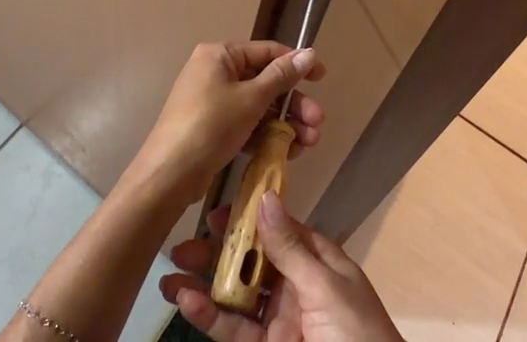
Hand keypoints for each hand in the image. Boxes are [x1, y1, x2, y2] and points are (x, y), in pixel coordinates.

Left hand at [128, 42, 326, 196]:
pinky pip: (247, 125)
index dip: (297, 63)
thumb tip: (310, 53)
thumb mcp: (251, 98)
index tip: (322, 78)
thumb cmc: (211, 125)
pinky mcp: (213, 128)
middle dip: (294, 104)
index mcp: (220, 55)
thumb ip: (282, 76)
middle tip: (317, 123)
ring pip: (259, 107)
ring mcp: (213, 102)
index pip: (267, 52)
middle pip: (265, 82)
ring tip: (308, 144)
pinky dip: (266, 136)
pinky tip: (288, 153)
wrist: (168, 175)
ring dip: (285, 124)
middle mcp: (215, 72)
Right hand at [161, 191, 402, 341]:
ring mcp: (279, 319)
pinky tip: (187, 302)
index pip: (278, 229)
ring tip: (169, 277)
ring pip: (236, 295)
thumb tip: (266, 196)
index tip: (214, 212)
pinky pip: (235, 329)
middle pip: (250, 261)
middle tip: (180, 247)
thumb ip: (290, 248)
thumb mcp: (326, 286)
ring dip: (203, 285)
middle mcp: (295, 285)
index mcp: (317, 260)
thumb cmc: (357, 331)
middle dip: (216, 253)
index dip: (247, 219)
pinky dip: (210, 316)